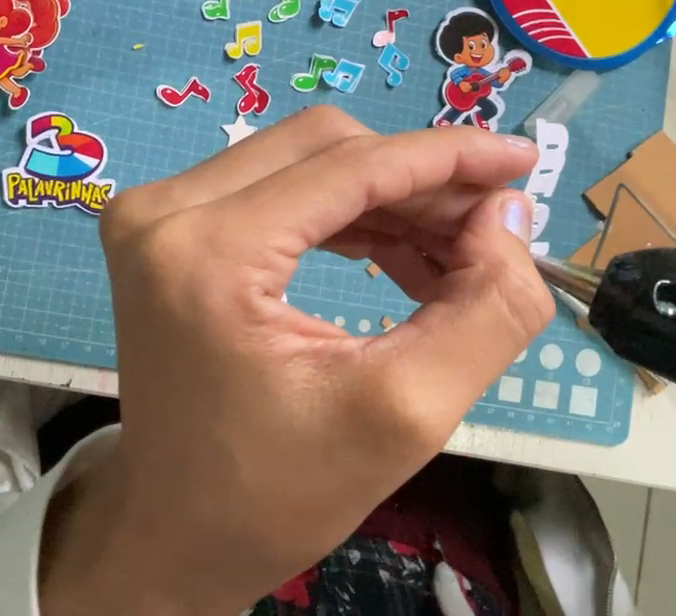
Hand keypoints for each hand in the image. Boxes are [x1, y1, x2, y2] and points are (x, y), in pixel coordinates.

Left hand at [40, 106, 552, 614]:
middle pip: (322, 148)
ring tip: (453, 255)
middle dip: (417, 180)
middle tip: (490, 227)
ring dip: (386, 197)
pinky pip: (273, 187)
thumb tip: (508, 213)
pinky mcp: (164, 224)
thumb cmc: (274, 492)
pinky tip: (398, 254)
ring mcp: (155, 211)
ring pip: (301, 161)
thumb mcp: (402, 413)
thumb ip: (484, 310)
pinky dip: (343, 212)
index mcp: (207, 251)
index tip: (520, 159)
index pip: (348, 167)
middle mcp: (165, 208)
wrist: (171, 528)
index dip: (445, 157)